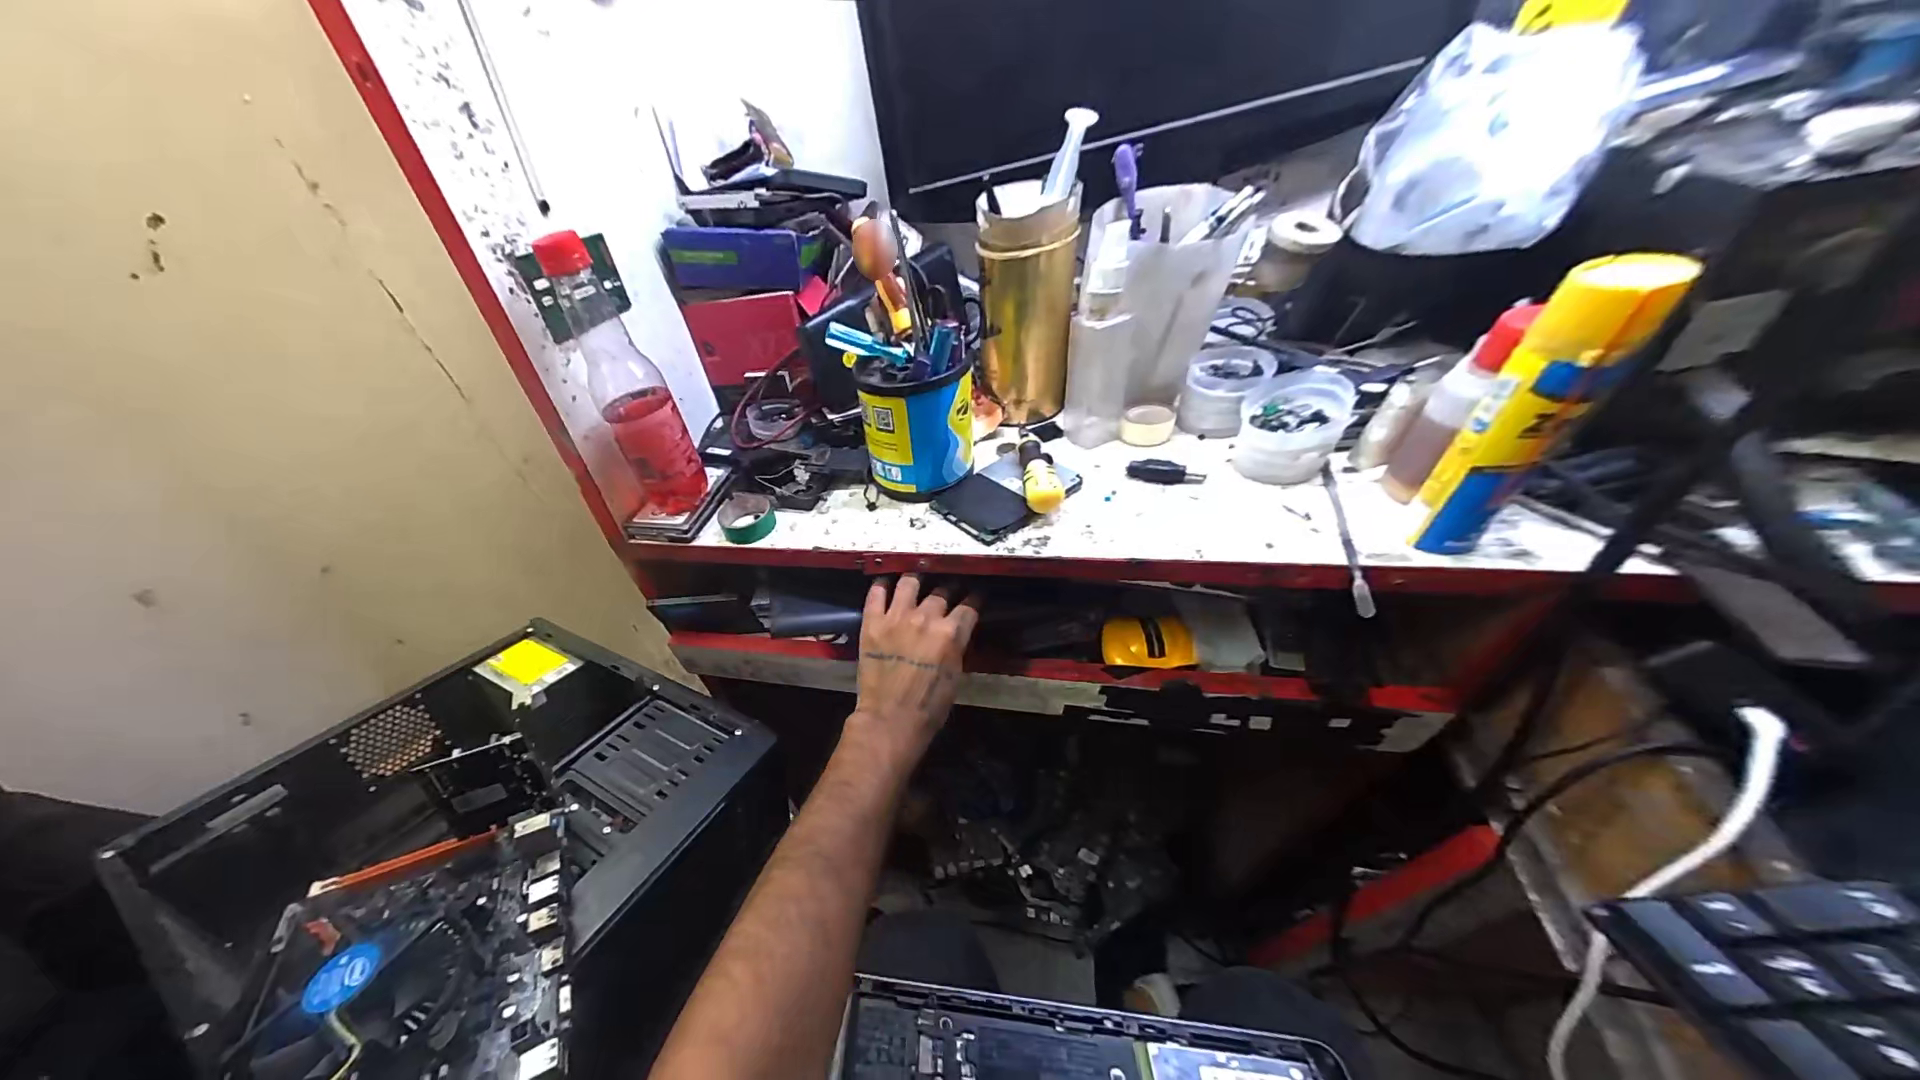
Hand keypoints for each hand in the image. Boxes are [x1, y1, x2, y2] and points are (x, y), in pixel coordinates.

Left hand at [842, 575, 979, 773]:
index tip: (975, 597)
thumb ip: (957, 646)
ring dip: (917, 581)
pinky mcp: (872, 621)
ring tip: (917, 582)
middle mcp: (926, 617)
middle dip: (948, 590)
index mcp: (951, 633)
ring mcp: (897, 617)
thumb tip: (957, 632)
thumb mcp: (955, 675)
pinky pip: (877, 592)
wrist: (890, 720)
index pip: (969, 606)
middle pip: (941, 592)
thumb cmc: (929, 706)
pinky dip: (882, 585)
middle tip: (948, 592)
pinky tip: (886, 584)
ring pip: (910, 582)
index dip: (974, 600)